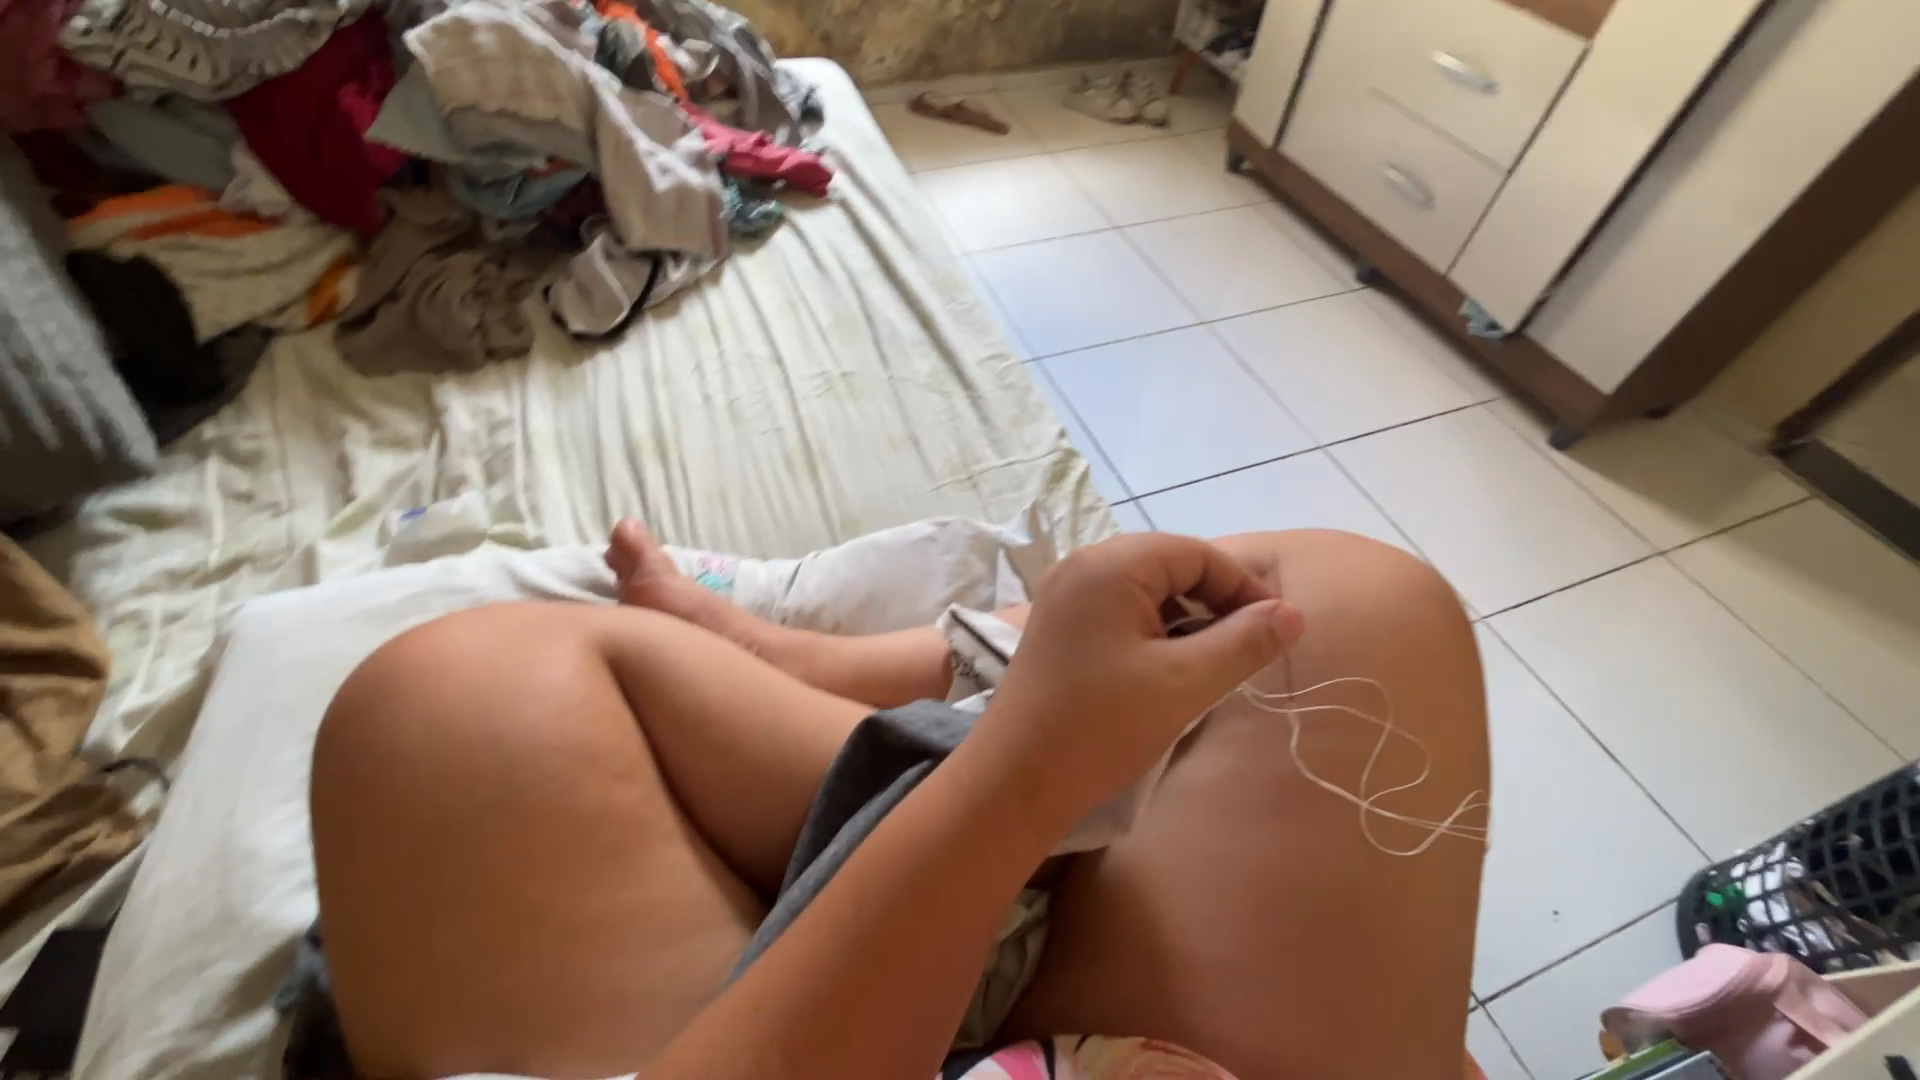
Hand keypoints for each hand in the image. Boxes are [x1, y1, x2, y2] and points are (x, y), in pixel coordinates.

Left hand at [977, 533, 1305, 817]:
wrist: (1015, 777)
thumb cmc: (1101, 725)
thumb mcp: (1185, 683)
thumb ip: (1244, 642)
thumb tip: (1291, 613)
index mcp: (1109, 564)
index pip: (1196, 553)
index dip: (1242, 587)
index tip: (1277, 631)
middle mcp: (1081, 565)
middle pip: (1168, 565)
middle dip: (1213, 601)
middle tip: (1245, 648)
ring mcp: (1062, 594)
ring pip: (1142, 589)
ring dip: (1183, 617)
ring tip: (1208, 662)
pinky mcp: (1056, 624)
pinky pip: (1116, 609)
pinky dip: (1150, 629)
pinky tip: (1165, 666)